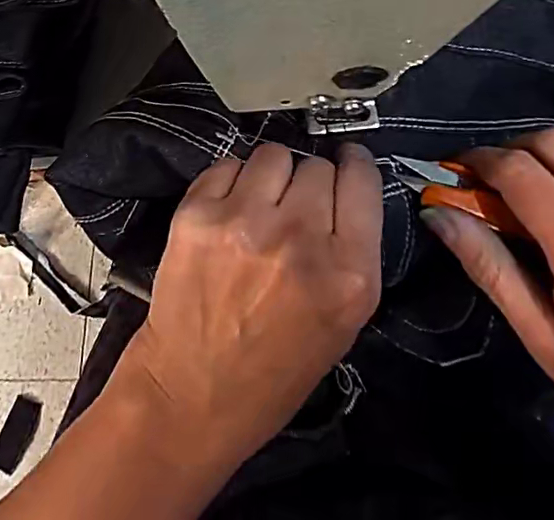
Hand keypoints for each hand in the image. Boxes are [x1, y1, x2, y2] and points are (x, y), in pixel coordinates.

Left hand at [110, 142, 382, 468]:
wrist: (191, 398)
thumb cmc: (274, 370)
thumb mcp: (345, 320)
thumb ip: (355, 251)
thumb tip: (349, 187)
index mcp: (348, 273)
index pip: (363, 179)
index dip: (355, 166)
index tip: (348, 162)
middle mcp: (299, 240)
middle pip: (318, 166)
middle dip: (310, 185)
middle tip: (294, 212)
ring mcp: (245, 223)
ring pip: (274, 155)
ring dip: (271, 176)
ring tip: (260, 209)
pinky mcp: (197, 216)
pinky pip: (228, 164)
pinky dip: (231, 183)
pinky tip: (228, 215)